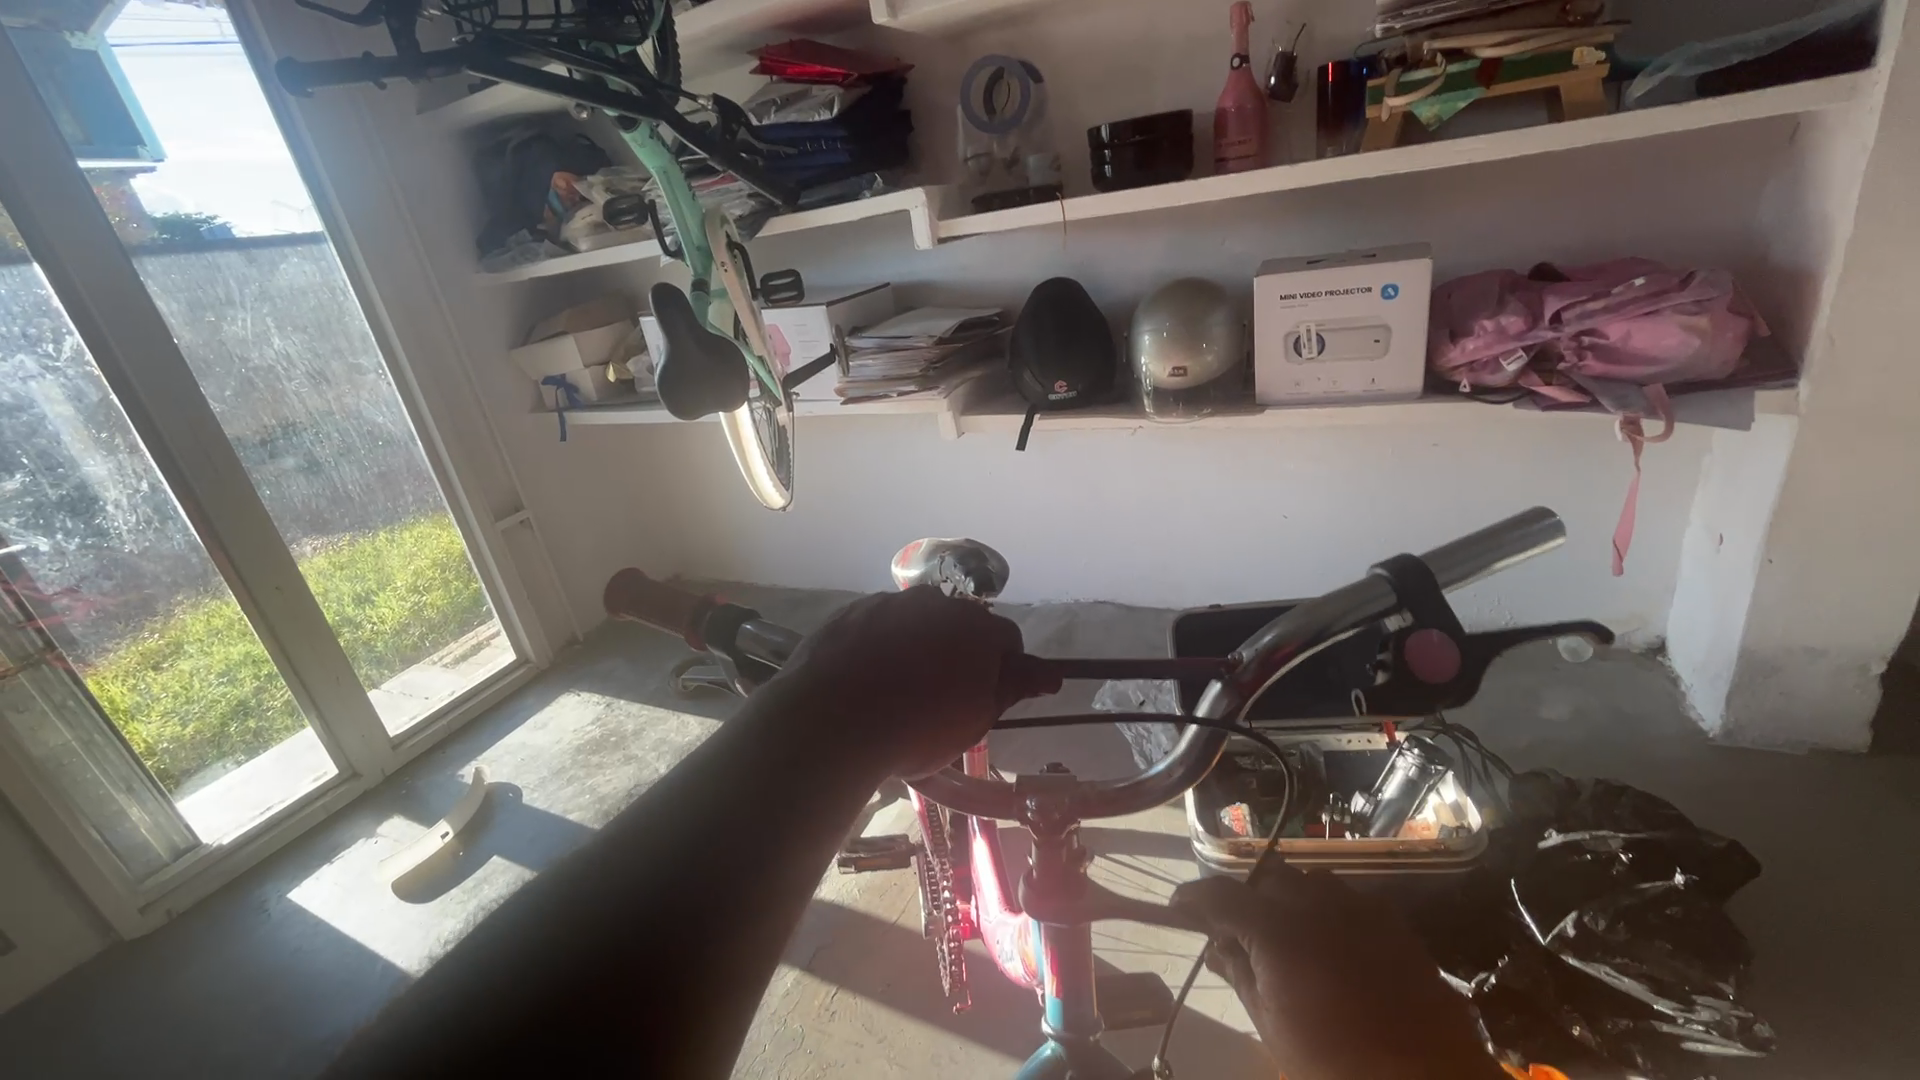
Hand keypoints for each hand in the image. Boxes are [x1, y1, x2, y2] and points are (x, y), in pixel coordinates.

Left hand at [768, 587, 1059, 778]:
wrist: (831, 721)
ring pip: (915, 624)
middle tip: (940, 699)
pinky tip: (863, 682)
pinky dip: (878, 647)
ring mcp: (888, 603)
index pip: (1007, 640)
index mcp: (976, 626)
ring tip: (895, 693)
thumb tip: (1050, 673)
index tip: (984, 700)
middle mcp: (935, 602)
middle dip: (957, 654)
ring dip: (916, 648)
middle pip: (959, 626)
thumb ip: (1013, 688)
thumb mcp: (976, 718)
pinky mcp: (849, 612)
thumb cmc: (917, 728)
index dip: (1002, 671)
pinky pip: (875, 628)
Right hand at [1172, 868, 1504, 1079]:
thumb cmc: (1337, 1066)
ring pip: (1309, 881)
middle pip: (1267, 880)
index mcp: (1276, 930)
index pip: (1220, 894)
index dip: (1194, 897)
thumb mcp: (1273, 1027)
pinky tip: (1334, 945)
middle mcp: (1315, 904)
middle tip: (1242, 934)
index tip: (1179, 908)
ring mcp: (1359, 908)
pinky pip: (1349, 899)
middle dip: (1248, 899)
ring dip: (1290, 900)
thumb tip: (1218, 948)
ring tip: (1290, 937)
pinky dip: (1330, 912)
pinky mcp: (1394, 923)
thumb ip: (1240, 976)